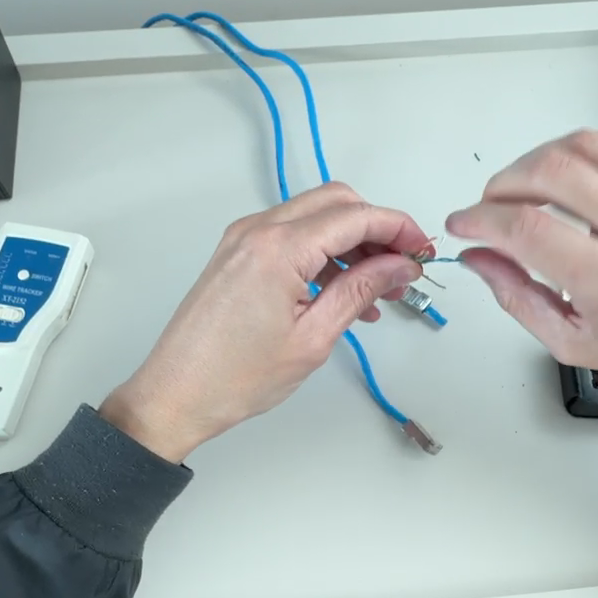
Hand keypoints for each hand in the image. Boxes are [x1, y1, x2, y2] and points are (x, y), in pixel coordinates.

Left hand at [100, 183, 429, 462]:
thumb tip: (401, 265)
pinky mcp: (236, 254)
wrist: (175, 394)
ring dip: (350, 242)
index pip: (355, 215)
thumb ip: (360, 290)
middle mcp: (258, 229)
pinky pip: (290, 237)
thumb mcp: (313, 338)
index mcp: (279, 247)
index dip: (398, 228)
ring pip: (314, 217)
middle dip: (376, 228)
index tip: (422, 252)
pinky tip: (343, 293)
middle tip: (402, 268)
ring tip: (378, 290)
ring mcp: (243, 239)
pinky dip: (322, 254)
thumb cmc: (238, 377)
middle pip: (336, 202)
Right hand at [446, 131, 597, 469]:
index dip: (479, 220)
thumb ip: (517, 297)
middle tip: (488, 207)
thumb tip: (477, 257)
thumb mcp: (574, 344)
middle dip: (500, 185)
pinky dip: (571, 156)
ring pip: (580, 146)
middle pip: (550, 172)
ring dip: (532, 162)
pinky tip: (559, 181)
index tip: (461, 225)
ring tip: (519, 190)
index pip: (527, 228)